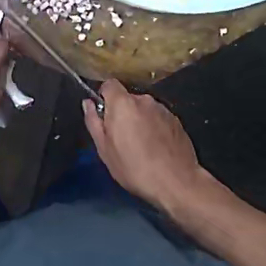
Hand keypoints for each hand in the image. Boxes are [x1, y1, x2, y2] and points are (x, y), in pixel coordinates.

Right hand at [83, 81, 210, 213]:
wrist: (175, 180)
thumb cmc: (134, 167)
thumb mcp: (105, 149)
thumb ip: (94, 122)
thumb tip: (88, 103)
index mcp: (123, 104)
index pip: (109, 85)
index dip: (104, 97)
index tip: (104, 116)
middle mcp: (145, 100)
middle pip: (128, 99)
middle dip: (123, 114)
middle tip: (121, 139)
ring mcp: (163, 109)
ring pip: (144, 109)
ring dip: (140, 121)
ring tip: (141, 147)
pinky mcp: (177, 120)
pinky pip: (158, 118)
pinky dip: (154, 128)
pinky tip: (156, 148)